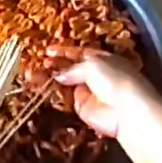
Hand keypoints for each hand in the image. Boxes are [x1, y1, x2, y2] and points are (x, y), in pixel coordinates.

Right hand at [47, 46, 161, 139]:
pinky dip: (54, 92)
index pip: (80, 52)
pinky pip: (65, 97)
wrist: (127, 113)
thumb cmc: (115, 80)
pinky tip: (41, 86)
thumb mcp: (93, 65)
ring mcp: (89, 91)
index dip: (64, 51)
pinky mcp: (82, 107)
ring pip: (67, 82)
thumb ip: (73, 67)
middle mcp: (95, 73)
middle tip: (40, 62)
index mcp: (103, 59)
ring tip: (34, 72)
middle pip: (72, 67)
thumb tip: (58, 74)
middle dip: (56, 64)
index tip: (48, 49)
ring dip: (53, 78)